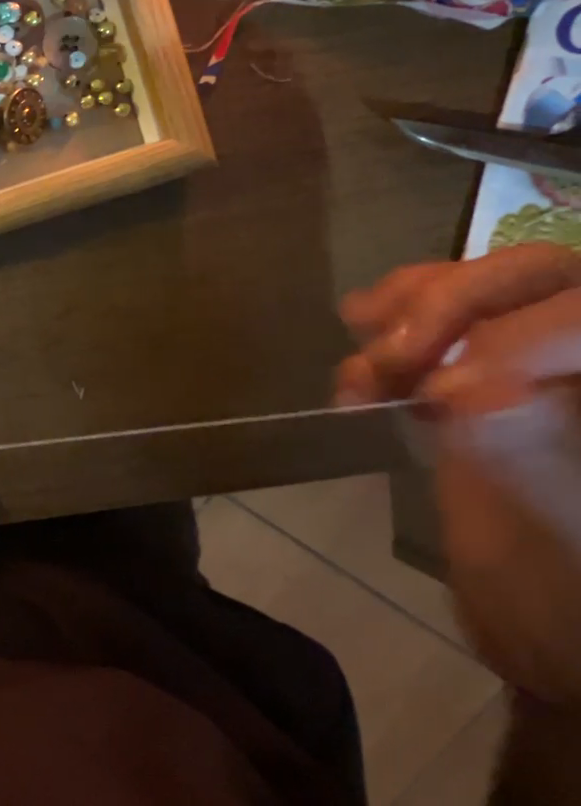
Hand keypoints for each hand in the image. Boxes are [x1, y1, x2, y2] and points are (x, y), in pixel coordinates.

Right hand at [337, 245, 580, 705]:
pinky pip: (444, 316)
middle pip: (549, 276)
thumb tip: (476, 384)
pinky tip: (359, 372)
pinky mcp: (490, 377)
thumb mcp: (552, 548)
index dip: (532, 332)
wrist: (556, 642)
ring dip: (413, 311)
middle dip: (456, 303)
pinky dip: (388, 327)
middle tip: (393, 360)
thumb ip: (529, 461)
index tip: (446, 397)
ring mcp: (550, 367)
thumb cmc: (570, 609)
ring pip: (494, 282)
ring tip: (369, 366)